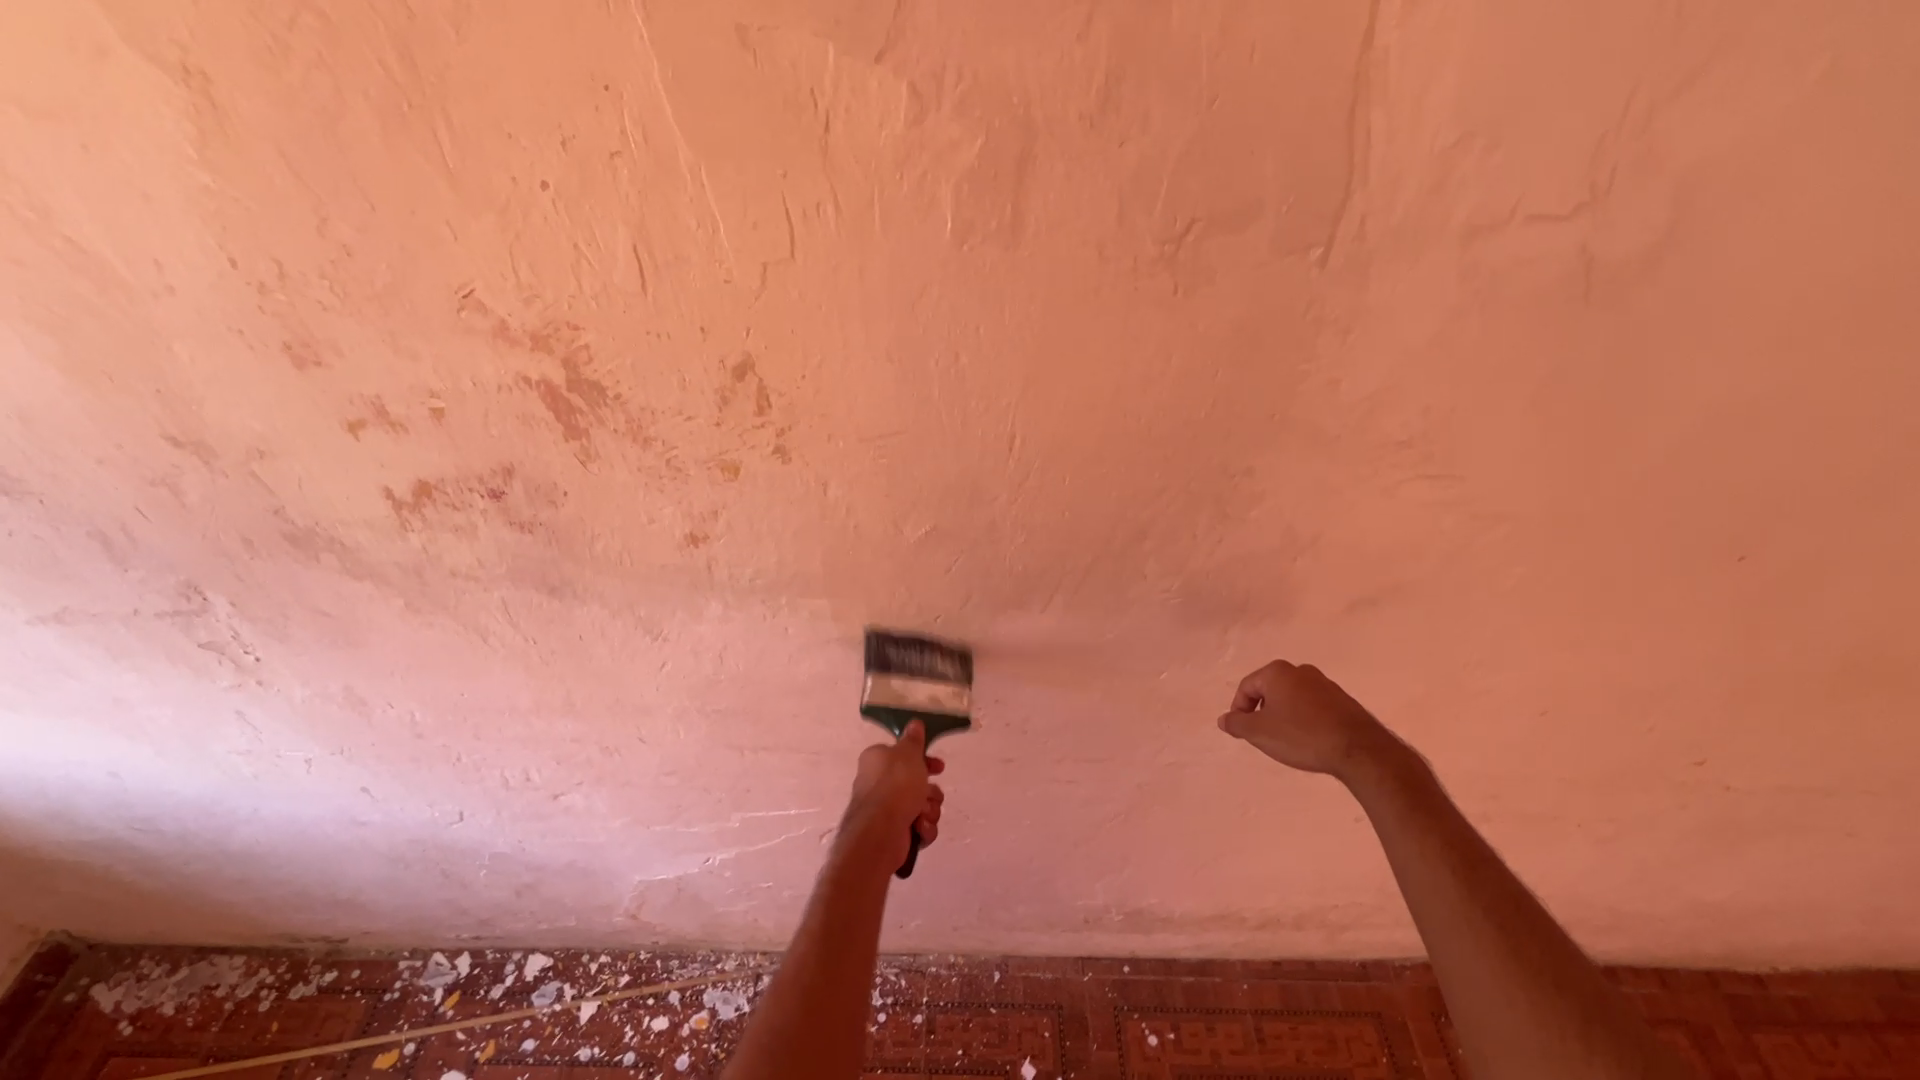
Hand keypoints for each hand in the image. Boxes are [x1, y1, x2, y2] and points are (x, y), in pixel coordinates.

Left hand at [845, 720, 945, 865]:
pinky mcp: (895, 833)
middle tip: (930, 795)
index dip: (925, 760)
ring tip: (922, 814)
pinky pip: (920, 827)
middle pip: (917, 784)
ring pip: (923, 806)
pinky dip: (924, 828)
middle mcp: (879, 784)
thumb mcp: (908, 753)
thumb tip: (914, 722)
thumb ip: (913, 739)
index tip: (939, 767)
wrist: (881, 830)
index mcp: (878, 761)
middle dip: (930, 791)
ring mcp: (887, 811)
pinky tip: (920, 828)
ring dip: (929, 809)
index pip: (904, 756)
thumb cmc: (895, 784)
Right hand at [1217, 660, 1403, 781]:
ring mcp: (1325, 684)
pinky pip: (1313, 707)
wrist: (1358, 749)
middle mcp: (1301, 671)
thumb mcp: (1259, 732)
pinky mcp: (1342, 701)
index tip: (1241, 732)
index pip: (1247, 687)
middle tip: (1261, 736)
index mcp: (1277, 672)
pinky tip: (1308, 740)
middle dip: (1262, 712)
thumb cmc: (1301, 735)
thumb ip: (1237, 724)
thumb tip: (1224, 719)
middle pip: (1270, 690)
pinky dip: (1304, 720)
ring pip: (1292, 698)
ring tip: (1286, 740)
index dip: (1238, 710)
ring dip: (1283, 716)